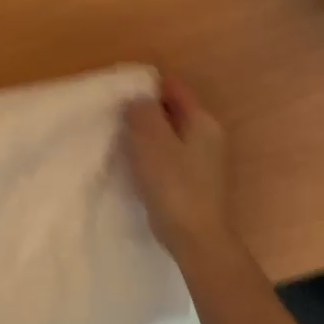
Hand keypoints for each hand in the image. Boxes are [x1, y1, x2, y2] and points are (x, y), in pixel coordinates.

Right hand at [126, 76, 229, 251]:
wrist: (195, 238)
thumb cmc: (173, 185)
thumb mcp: (152, 142)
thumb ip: (143, 113)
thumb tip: (137, 97)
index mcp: (203, 122)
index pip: (174, 88)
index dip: (147, 85)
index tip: (119, 91)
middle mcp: (208, 136)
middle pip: (173, 109)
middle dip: (146, 109)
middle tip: (114, 114)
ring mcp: (204, 160)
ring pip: (170, 133)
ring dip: (148, 133)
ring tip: (120, 137)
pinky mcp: (194, 180)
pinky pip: (169, 154)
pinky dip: (152, 152)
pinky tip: (135, 163)